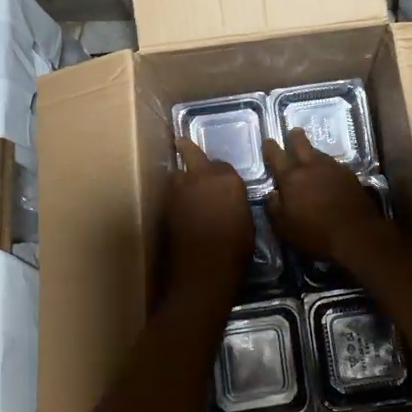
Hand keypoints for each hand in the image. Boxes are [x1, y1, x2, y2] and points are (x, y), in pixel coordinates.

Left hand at [165, 138, 253, 290]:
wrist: (203, 271)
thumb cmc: (235, 250)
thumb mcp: (245, 221)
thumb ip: (234, 202)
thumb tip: (227, 200)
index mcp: (228, 180)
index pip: (223, 166)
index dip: (222, 173)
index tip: (222, 180)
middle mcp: (202, 177)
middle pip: (193, 154)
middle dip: (187, 148)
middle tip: (179, 141)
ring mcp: (180, 190)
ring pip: (178, 175)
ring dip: (181, 177)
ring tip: (182, 183)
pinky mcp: (166, 206)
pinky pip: (171, 193)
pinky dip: (175, 195)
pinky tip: (180, 205)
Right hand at [262, 128, 390, 262]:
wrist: (356, 234)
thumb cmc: (315, 233)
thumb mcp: (284, 227)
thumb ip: (273, 208)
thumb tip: (271, 194)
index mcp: (291, 177)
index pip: (276, 155)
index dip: (270, 147)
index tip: (268, 141)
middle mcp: (311, 166)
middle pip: (301, 143)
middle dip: (294, 136)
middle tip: (292, 132)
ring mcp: (333, 168)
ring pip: (319, 152)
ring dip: (312, 152)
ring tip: (310, 156)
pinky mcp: (350, 175)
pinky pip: (333, 165)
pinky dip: (327, 167)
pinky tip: (328, 175)